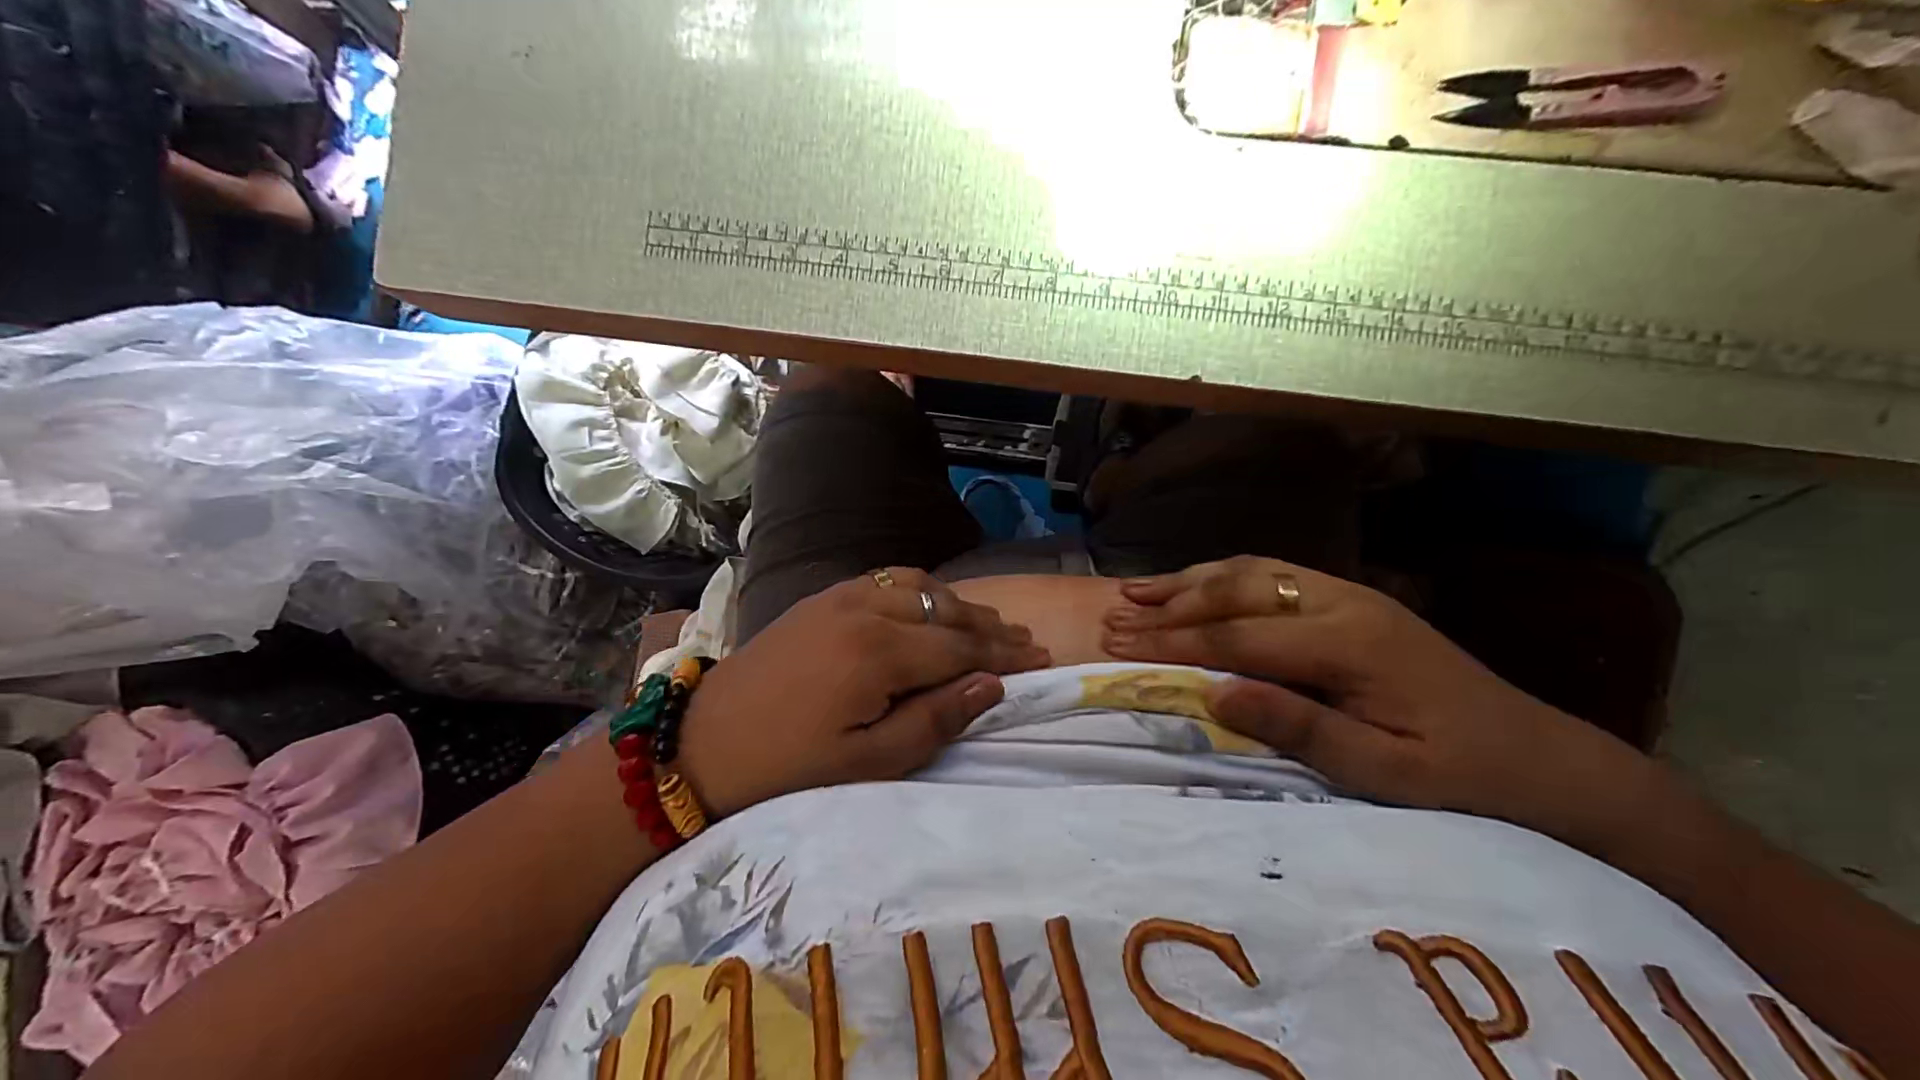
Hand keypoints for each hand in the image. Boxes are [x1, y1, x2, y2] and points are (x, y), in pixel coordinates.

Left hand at [677, 568, 1050, 816]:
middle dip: (989, 629)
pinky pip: (886, 580)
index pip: (959, 648)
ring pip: (918, 587)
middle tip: (1026, 642)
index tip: (1041, 661)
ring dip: (957, 606)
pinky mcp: (821, 598)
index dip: (1003, 657)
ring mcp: (840, 596)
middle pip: (944, 612)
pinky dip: (920, 590)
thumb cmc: (787, 767)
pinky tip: (930, 604)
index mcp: (878, 652)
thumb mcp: (867, 762)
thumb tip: (991, 686)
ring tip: (987, 625)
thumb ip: (934, 719)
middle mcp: (865, 609)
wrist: (701, 744)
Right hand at [1101, 556, 1665, 846]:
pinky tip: (1196, 584)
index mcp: (1350, 642)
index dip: (1173, 641)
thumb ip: (1300, 726)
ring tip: (1136, 590)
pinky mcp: (1350, 601)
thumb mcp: (1386, 771)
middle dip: (1169, 606)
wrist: (1545, 759)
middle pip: (1236, 591)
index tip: (1118, 645)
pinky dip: (1223, 578)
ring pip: (1250, 571)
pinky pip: (1272, 575)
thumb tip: (1214, 693)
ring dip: (1189, 581)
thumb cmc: (1465, 776)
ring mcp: (1347, 594)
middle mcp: (1342, 601)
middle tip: (1113, 618)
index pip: (1238, 636)